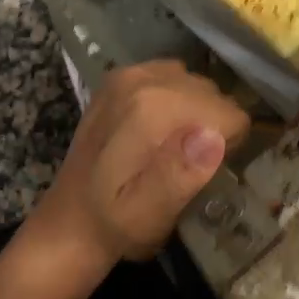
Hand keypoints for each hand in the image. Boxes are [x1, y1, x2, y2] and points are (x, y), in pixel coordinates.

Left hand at [28, 59, 249, 269]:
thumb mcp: (151, 216)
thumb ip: (181, 175)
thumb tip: (212, 137)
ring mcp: (126, 74)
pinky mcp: (118, 78)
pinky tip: (158, 131)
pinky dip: (175, 100)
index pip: (228, 113)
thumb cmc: (115, 224)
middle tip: (188, 165)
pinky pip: (170, 78)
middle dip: (212, 126)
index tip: (206, 172)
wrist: (70, 219)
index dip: (227, 145)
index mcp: (151, 109)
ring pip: (194, 83)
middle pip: (211, 94)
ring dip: (195, 113)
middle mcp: (139, 79)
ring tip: (173, 149)